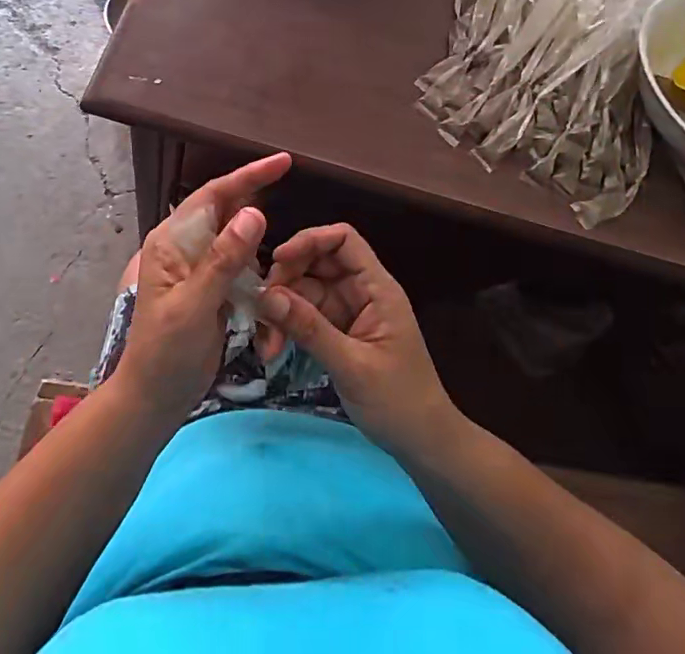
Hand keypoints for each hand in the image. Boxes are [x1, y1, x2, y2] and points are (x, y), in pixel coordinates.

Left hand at [110, 153, 291, 420]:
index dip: (248, 176)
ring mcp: (198, 266)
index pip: (212, 196)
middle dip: (255, 195)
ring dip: (259, 239)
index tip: (283, 161)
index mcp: (171, 242)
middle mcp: (184, 246)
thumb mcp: (194, 305)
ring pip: (236, 238)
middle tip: (291, 178)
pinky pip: (240, 265)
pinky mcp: (211, 287)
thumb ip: (223, 260)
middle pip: (225, 209)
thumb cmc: (166, 352)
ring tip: (285, 242)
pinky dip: (258, 267)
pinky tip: (274, 272)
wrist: (156, 396)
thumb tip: (254, 213)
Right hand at [257, 224, 460, 457]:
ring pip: (303, 291)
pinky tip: (273, 349)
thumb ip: (310, 329)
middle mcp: (360, 292)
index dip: (309, 241)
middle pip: (315, 262)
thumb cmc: (400, 402)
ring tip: (267, 346)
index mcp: (377, 288)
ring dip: (280, 311)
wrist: (422, 444)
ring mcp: (346, 312)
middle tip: (262, 310)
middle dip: (285, 281)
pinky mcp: (335, 332)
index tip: (278, 261)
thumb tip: (266, 296)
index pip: (343, 240)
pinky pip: (303, 316)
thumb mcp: (352, 366)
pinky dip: (285, 328)